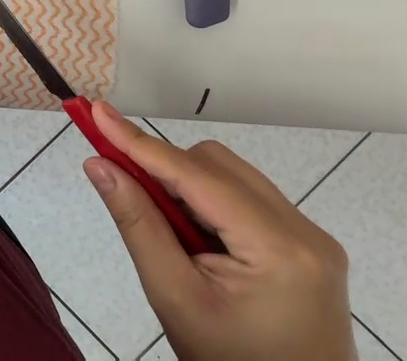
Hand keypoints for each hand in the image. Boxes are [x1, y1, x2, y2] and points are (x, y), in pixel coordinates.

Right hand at [85, 102, 354, 360]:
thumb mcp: (173, 295)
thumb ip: (137, 223)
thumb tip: (98, 164)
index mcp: (279, 248)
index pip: (195, 175)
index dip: (139, 141)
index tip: (95, 110)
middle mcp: (305, 233)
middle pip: (216, 165)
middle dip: (164, 167)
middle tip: (121, 183)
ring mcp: (312, 239)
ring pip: (229, 176)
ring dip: (185, 185)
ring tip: (166, 228)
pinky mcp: (307, 248)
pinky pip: (245, 198)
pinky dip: (207, 202)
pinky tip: (192, 236)